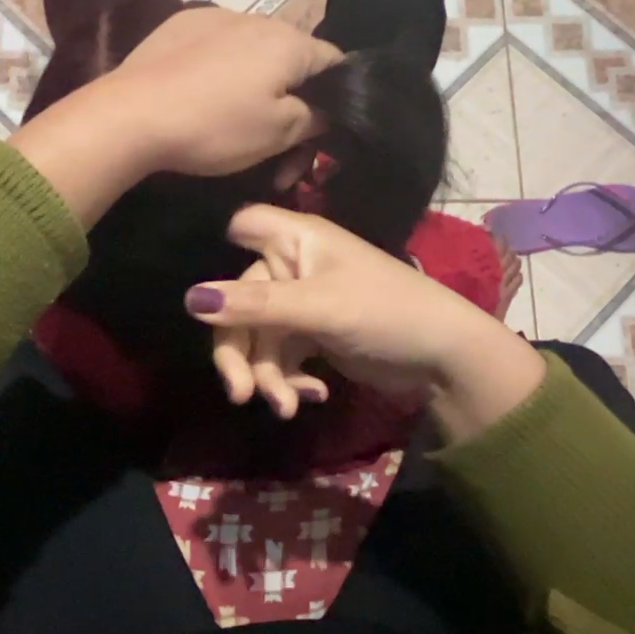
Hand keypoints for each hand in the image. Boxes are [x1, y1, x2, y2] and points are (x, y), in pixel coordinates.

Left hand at [99, 7, 342, 175]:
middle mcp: (259, 17)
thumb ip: (315, 118)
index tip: (313, 143)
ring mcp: (215, 17)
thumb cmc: (215, 126)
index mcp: (290, 40)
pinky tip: (200, 103)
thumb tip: (326, 110)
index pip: (335, 65)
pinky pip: (216, 51)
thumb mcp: (278, 133)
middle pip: (292, 63)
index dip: (334, 105)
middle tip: (274, 157)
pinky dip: (220, 78)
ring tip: (233, 130)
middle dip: (290, 108)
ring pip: (253, 57)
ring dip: (255, 93)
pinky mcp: (179, 26)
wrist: (132, 115)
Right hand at [184, 204, 547, 441]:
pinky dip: (289, 380)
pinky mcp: (311, 335)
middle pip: (238, 301)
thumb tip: (189, 300)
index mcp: (295, 240)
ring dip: (267, 377)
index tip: (207, 292)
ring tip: (287, 407)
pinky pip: (280, 356)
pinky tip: (312, 397)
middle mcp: (293, 266)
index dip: (220, 249)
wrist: (445, 360)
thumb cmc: (386, 312)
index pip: (242, 226)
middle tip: (240, 393)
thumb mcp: (317, 309)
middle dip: (240, 350)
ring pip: (258, 337)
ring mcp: (302, 303)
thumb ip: (253, 306)